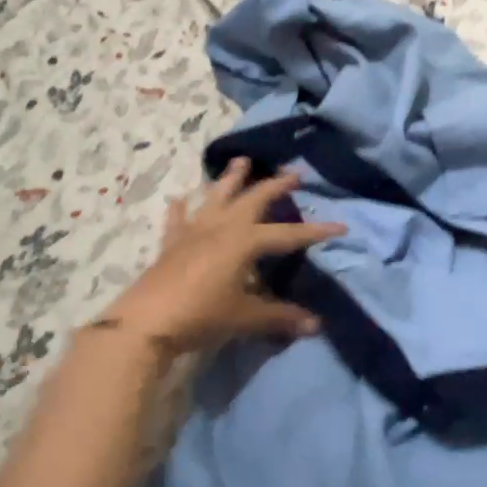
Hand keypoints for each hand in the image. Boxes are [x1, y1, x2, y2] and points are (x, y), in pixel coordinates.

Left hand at [102, 159, 345, 356]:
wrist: (143, 325)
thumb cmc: (201, 315)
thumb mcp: (246, 318)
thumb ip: (281, 317)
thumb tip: (315, 325)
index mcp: (244, 242)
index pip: (289, 235)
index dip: (316, 231)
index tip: (342, 226)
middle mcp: (221, 228)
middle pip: (253, 200)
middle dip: (275, 186)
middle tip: (293, 173)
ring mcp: (193, 233)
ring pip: (216, 198)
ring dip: (230, 180)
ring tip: (241, 160)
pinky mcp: (170, 245)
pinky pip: (177, 221)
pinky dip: (179, 209)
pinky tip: (178, 199)